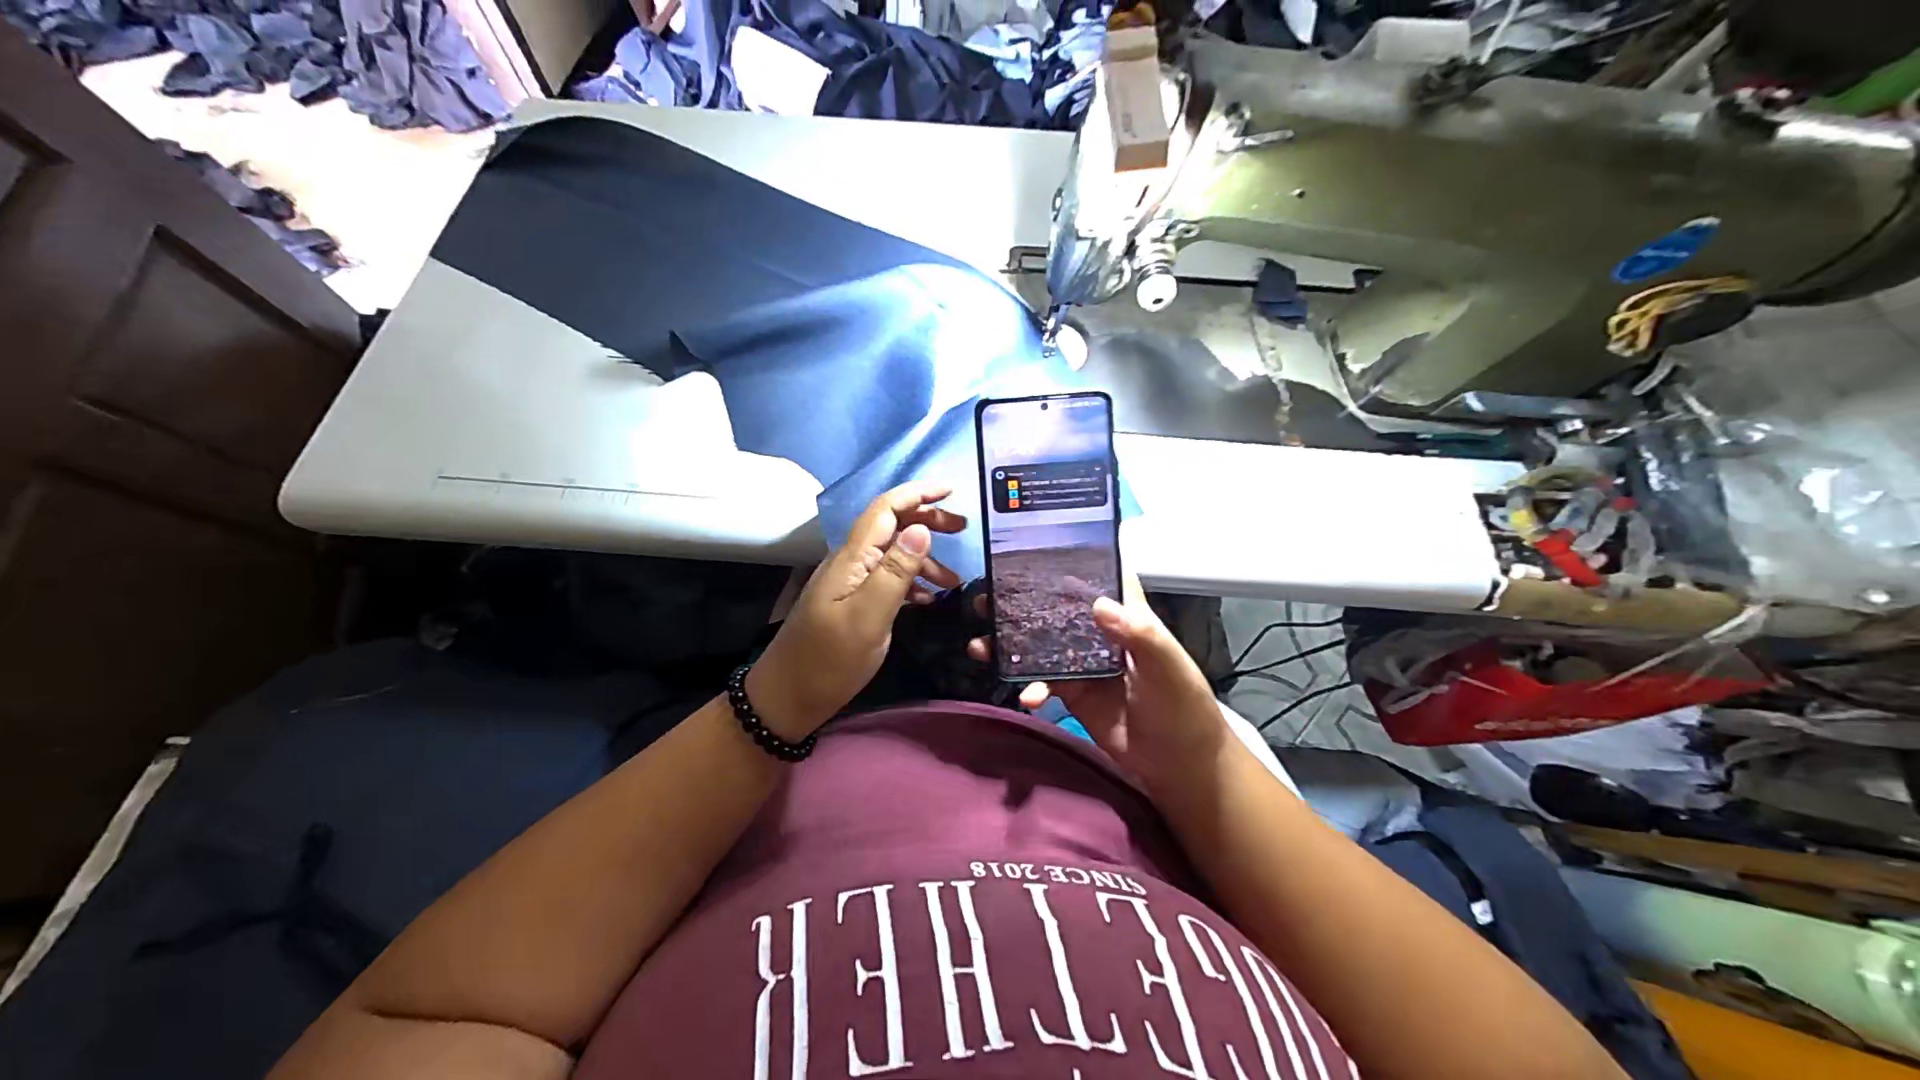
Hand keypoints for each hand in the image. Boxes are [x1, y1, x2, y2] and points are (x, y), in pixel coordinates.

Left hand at [748, 483, 964, 737]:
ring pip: (893, 554)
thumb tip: (921, 528)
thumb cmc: (829, 660)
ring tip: (954, 582)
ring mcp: (850, 583)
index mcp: (852, 558)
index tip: (952, 490)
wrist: (788, 696)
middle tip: (963, 531)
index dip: (917, 493)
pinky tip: (929, 599)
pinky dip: (911, 582)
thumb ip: (896, 571)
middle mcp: (850, 562)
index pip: (885, 508)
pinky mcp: (852, 603)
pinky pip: (887, 579)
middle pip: (891, 525)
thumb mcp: (869, 617)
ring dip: (925, 558)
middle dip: (927, 520)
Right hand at [968, 575, 1228, 794]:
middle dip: (1020, 604)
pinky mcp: (1073, 693)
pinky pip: (1042, 683)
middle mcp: (1100, 633)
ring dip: (1010, 645)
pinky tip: (1025, 698)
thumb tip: (1098, 604)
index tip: (1027, 553)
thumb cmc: (1183, 705)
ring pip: (1039, 646)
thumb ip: (1139, 633)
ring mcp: (1083, 663)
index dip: (1067, 563)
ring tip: (980, 645)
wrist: (1179, 764)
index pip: (1096, 578)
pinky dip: (1029, 689)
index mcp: (1127, 615)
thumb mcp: (1168, 666)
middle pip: (1055, 609)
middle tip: (984, 600)